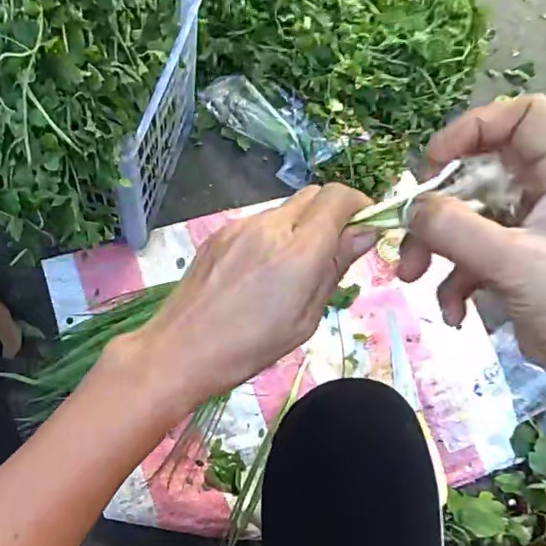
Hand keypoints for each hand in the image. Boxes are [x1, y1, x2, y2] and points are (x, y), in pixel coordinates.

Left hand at [129, 184, 374, 403]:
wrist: (180, 350)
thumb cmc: (252, 347)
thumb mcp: (307, 317)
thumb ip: (335, 268)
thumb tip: (365, 233)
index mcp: (298, 250)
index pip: (338, 197)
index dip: (359, 205)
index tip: (365, 227)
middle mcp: (270, 225)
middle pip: (314, 195)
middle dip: (333, 213)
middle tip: (334, 250)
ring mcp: (240, 226)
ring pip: (286, 208)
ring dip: (303, 225)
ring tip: (293, 269)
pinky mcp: (219, 233)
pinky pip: (260, 222)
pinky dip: (275, 235)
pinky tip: (262, 272)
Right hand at [397, 95, 545, 387]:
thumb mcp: (514, 263)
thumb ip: (455, 230)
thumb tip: (408, 208)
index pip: (524, 116)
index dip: (475, 128)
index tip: (434, 162)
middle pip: (488, 169)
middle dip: (443, 204)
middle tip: (410, 227)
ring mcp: (542, 226)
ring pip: (477, 214)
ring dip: (441, 245)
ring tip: (414, 277)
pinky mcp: (529, 260)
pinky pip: (482, 251)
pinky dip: (460, 276)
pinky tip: (454, 309)